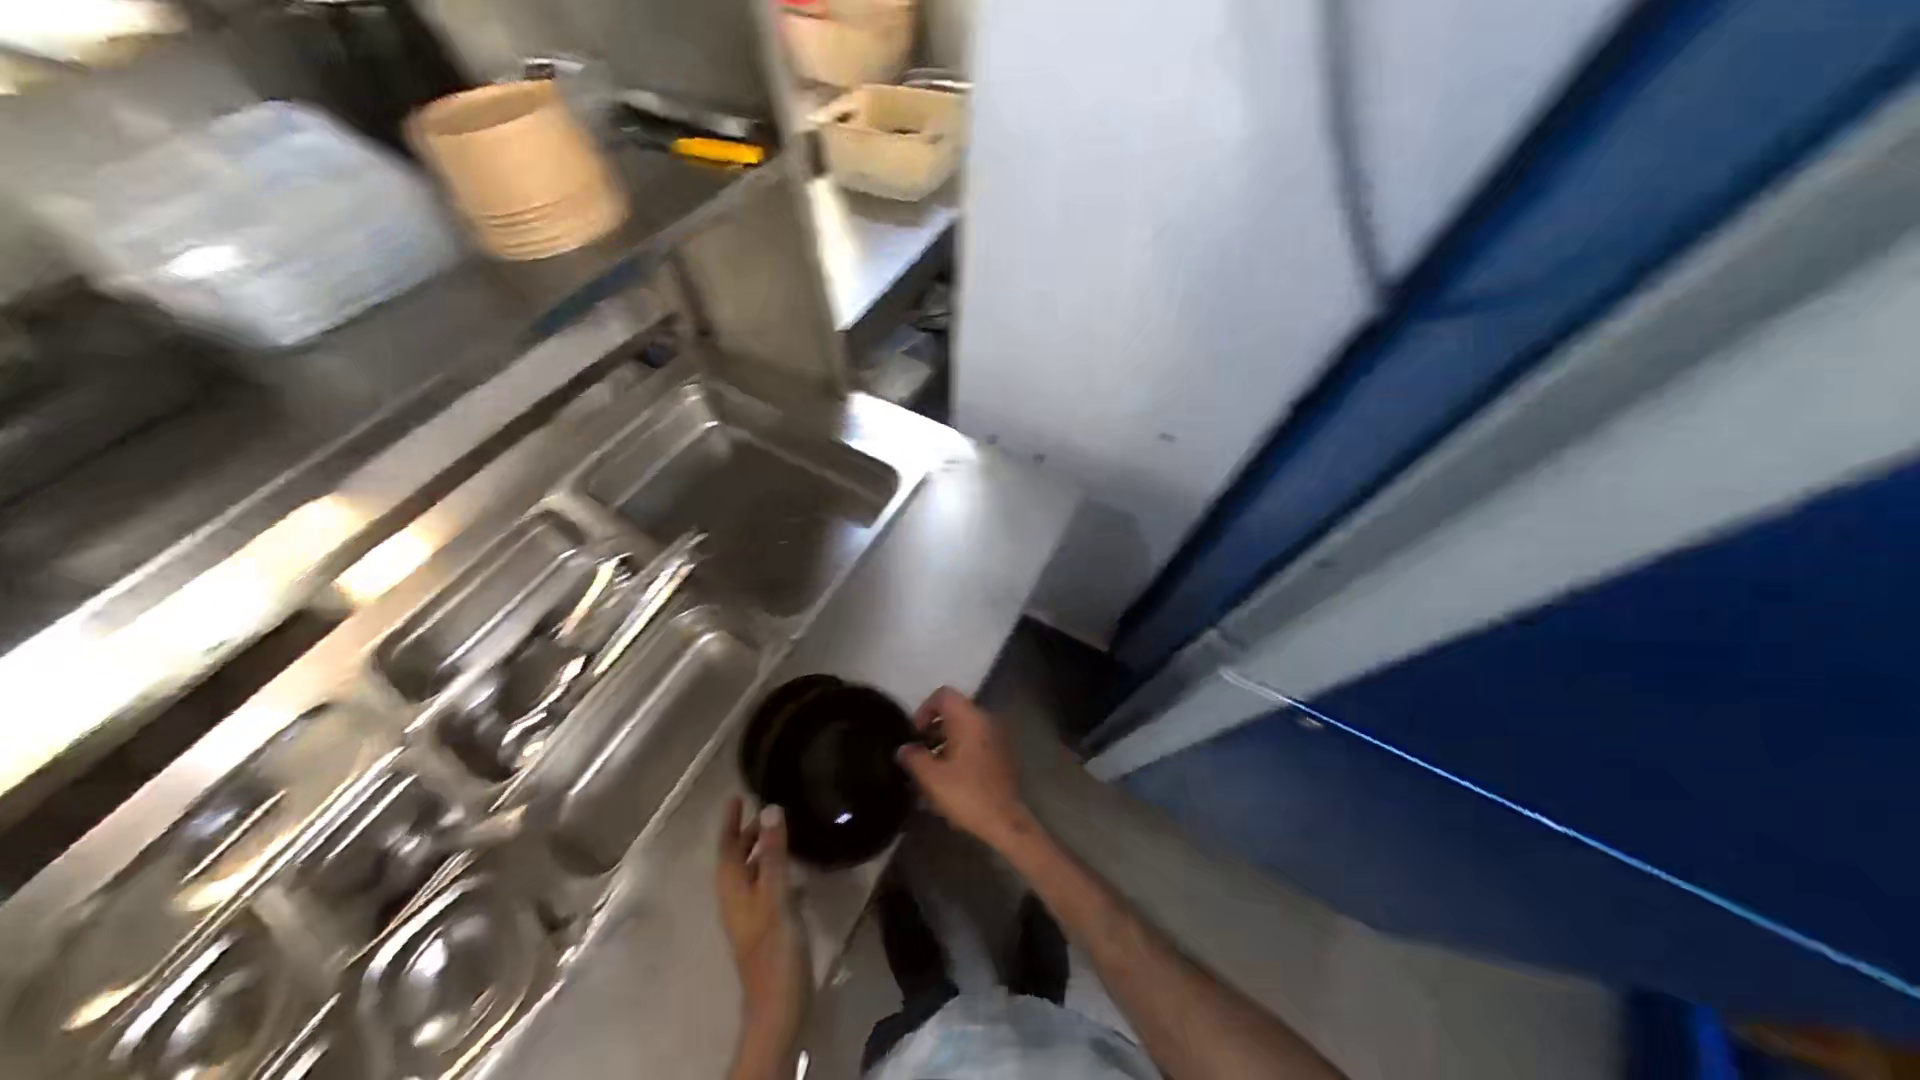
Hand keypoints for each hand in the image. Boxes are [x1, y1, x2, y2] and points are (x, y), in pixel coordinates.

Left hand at [716, 798, 808, 1035]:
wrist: (778, 1002)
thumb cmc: (773, 945)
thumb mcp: (775, 893)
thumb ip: (772, 853)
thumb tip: (770, 809)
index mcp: (731, 889)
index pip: (727, 846)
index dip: (731, 821)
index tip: (737, 796)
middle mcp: (736, 898)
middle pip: (737, 858)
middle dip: (748, 832)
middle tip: (770, 809)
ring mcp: (750, 913)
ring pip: (751, 871)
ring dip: (762, 849)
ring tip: (783, 830)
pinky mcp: (766, 925)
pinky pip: (765, 885)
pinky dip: (773, 867)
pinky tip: (795, 867)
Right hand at [897, 687, 1039, 853]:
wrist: (1005, 821)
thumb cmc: (967, 794)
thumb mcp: (932, 778)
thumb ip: (913, 758)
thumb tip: (904, 749)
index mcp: (970, 719)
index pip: (944, 695)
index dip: (924, 710)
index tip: (915, 734)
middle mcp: (986, 720)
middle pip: (955, 711)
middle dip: (934, 728)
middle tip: (921, 752)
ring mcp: (998, 736)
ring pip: (966, 728)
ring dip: (947, 741)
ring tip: (933, 767)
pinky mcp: (1004, 753)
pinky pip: (977, 741)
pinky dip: (962, 750)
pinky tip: (952, 776)